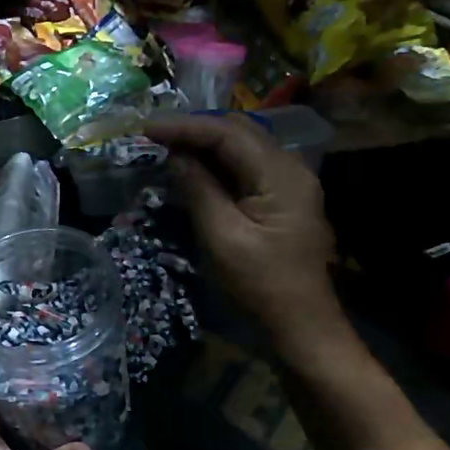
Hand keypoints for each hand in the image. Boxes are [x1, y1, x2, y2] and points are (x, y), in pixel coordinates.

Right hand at [145, 113, 337, 331]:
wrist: (301, 322)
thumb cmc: (261, 283)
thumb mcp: (222, 237)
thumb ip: (198, 190)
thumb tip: (175, 156)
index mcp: (281, 174)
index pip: (229, 133)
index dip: (186, 127)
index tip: (147, 129)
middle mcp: (291, 167)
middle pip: (239, 131)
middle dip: (195, 129)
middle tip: (154, 136)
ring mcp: (290, 181)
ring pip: (243, 146)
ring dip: (205, 143)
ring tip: (167, 147)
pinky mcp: (283, 197)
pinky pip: (247, 166)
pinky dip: (218, 162)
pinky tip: (194, 168)